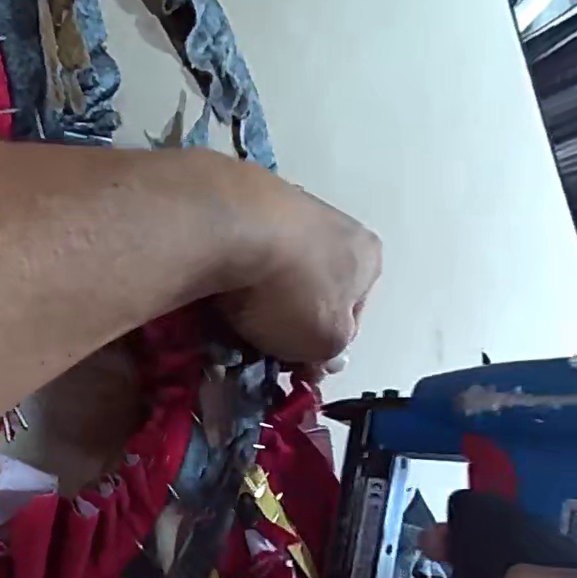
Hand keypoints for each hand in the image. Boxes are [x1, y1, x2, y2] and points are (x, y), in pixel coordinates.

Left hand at [188, 151, 381, 366]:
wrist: (231, 229)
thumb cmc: (293, 291)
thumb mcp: (325, 341)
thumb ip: (330, 351)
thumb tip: (322, 355)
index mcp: (367, 257)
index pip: (350, 318)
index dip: (320, 351)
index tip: (294, 370)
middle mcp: (334, 225)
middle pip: (309, 295)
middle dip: (283, 327)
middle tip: (257, 352)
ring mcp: (285, 211)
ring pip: (270, 278)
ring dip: (251, 307)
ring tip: (226, 329)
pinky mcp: (238, 207)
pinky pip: (237, 260)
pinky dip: (226, 283)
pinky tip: (208, 299)